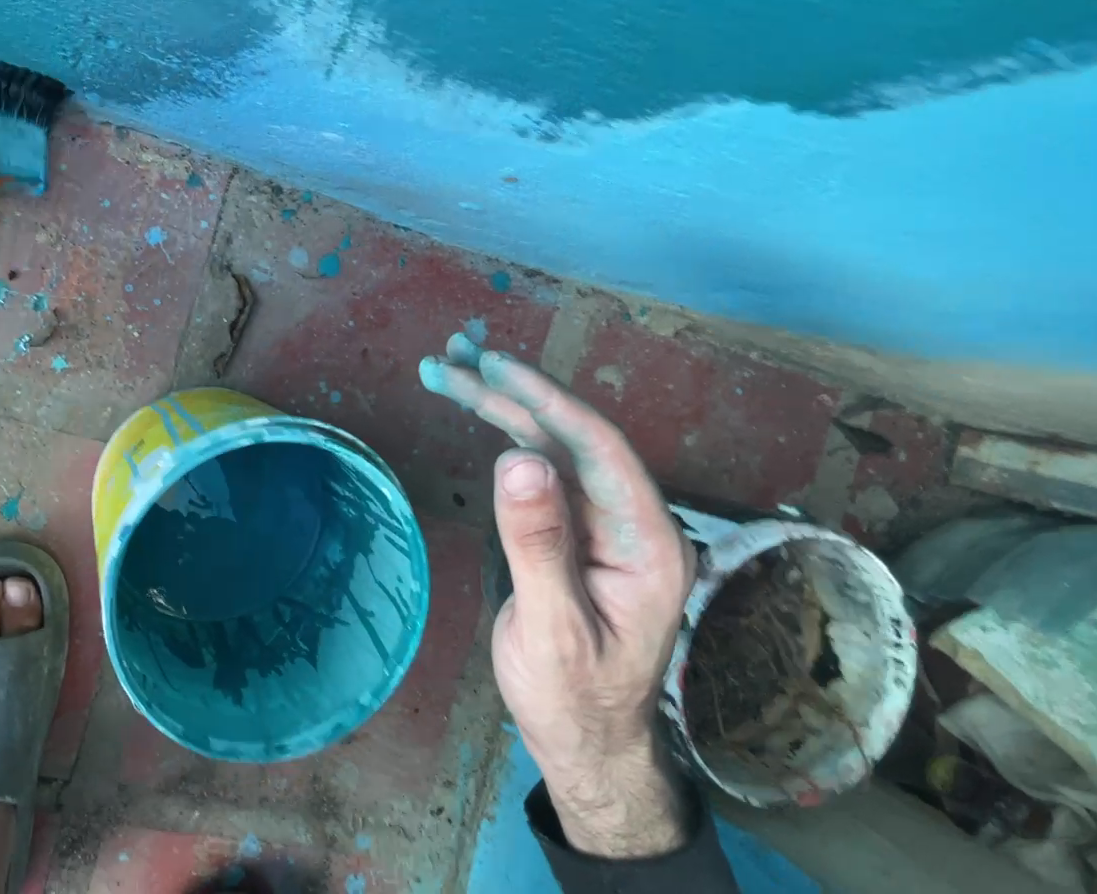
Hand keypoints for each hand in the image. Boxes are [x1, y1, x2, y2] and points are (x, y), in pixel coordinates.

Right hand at [421, 333, 696, 857]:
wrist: (585, 739)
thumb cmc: (574, 697)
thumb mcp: (553, 630)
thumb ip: (538, 545)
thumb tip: (517, 459)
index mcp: (648, 544)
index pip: (601, 453)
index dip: (549, 403)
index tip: (496, 370)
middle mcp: (629, 521)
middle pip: (570, 439)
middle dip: (512, 394)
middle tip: (453, 357)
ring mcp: (600, 523)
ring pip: (551, 447)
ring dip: (500, 406)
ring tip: (448, 369)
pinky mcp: (572, 529)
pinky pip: (539, 472)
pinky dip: (502, 437)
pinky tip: (475, 409)